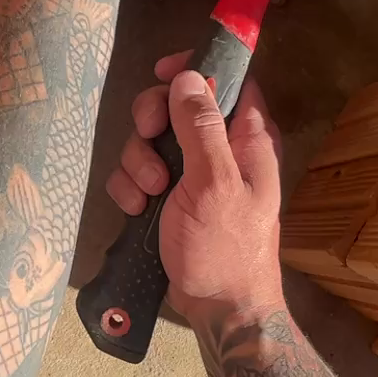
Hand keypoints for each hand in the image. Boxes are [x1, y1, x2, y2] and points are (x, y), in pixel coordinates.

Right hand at [105, 52, 285, 322]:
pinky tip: (138, 210)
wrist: (216, 307)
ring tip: (150, 195)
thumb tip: (188, 76)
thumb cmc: (226, 246)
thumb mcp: (215, 182)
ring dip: (139, 164)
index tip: (163, 73)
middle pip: (175, 106)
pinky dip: (131, 188)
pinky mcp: (167, 198)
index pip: (227, 79)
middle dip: (153, 124)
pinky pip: (136, 174)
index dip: (195, 69)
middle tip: (151, 141)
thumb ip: (200, 127)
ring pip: (150, 142)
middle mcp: (219, 149)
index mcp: (246, 137)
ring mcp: (191, 174)